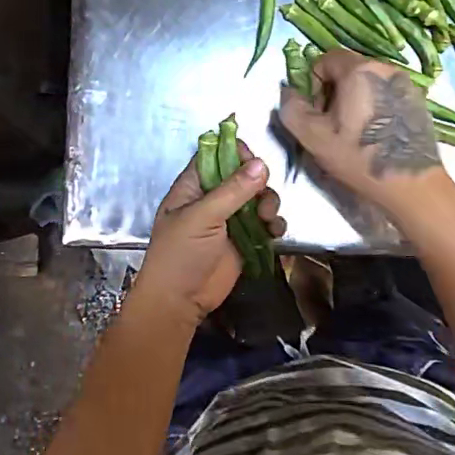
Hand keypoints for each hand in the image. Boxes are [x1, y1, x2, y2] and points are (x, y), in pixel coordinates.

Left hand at [131, 143, 285, 324]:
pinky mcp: (245, 240)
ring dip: (269, 203)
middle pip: (243, 175)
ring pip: (259, 198)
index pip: (215, 155)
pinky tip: (274, 231)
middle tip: (262, 196)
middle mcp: (213, 199)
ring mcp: (230, 220)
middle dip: (258, 182)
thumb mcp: (202, 217)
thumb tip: (260, 164)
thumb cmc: (179, 255)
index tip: (253, 159)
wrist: (179, 302)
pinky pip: (266, 223)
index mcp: (193, 187)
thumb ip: (233, 190)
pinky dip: (274, 224)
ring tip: (268, 218)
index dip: (234, 152)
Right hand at [278, 50, 450, 217]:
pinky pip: (387, 96)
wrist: (411, 184)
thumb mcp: (313, 136)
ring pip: (368, 84)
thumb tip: (288, 91)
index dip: (314, 84)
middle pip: (349, 70)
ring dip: (355, 102)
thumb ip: (292, 108)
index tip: (317, 113)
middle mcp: (387, 68)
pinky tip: (377, 137)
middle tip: (333, 126)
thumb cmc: (359, 157)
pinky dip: (376, 108)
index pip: (326, 59)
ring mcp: (407, 85)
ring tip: (355, 134)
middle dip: (334, 93)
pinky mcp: (419, 103)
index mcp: (360, 69)